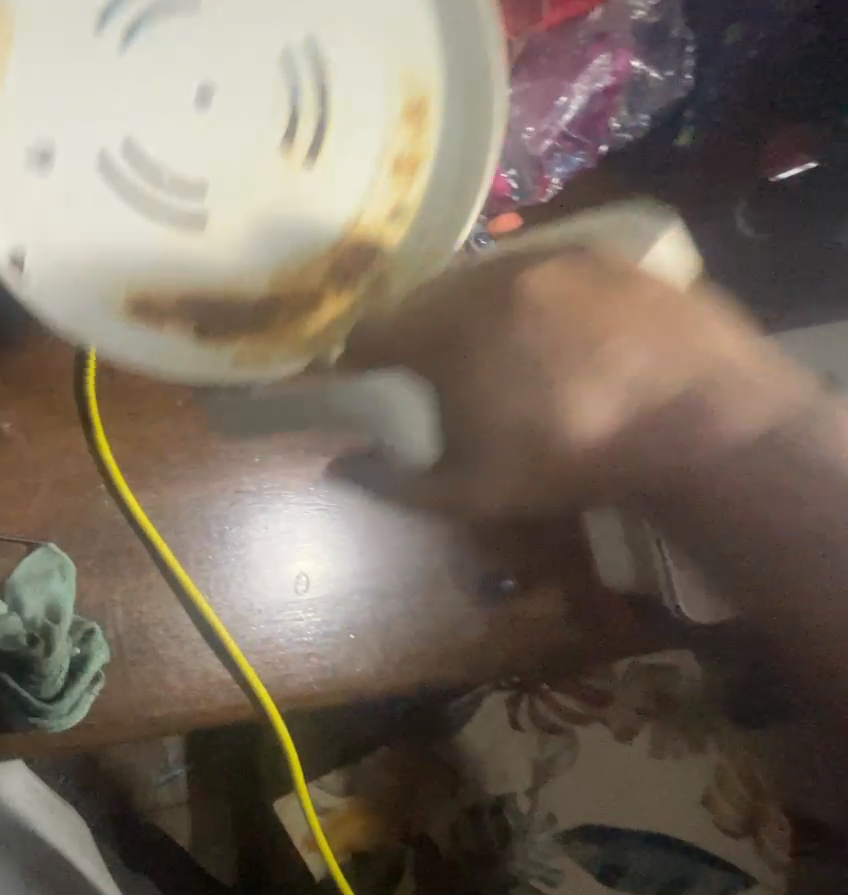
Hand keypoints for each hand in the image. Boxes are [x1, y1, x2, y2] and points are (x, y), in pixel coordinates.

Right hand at [335, 249, 823, 517]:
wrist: (711, 428)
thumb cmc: (570, 460)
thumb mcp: (465, 491)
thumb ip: (387, 481)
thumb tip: (333, 466)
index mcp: (446, 332)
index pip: (369, 332)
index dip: (358, 362)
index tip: (369, 385)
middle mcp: (491, 280)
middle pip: (418, 300)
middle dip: (412, 335)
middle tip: (429, 373)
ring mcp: (553, 259)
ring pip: (475, 279)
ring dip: (464, 312)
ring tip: (489, 350)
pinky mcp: (605, 254)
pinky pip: (534, 268)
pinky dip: (521, 296)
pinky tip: (544, 331)